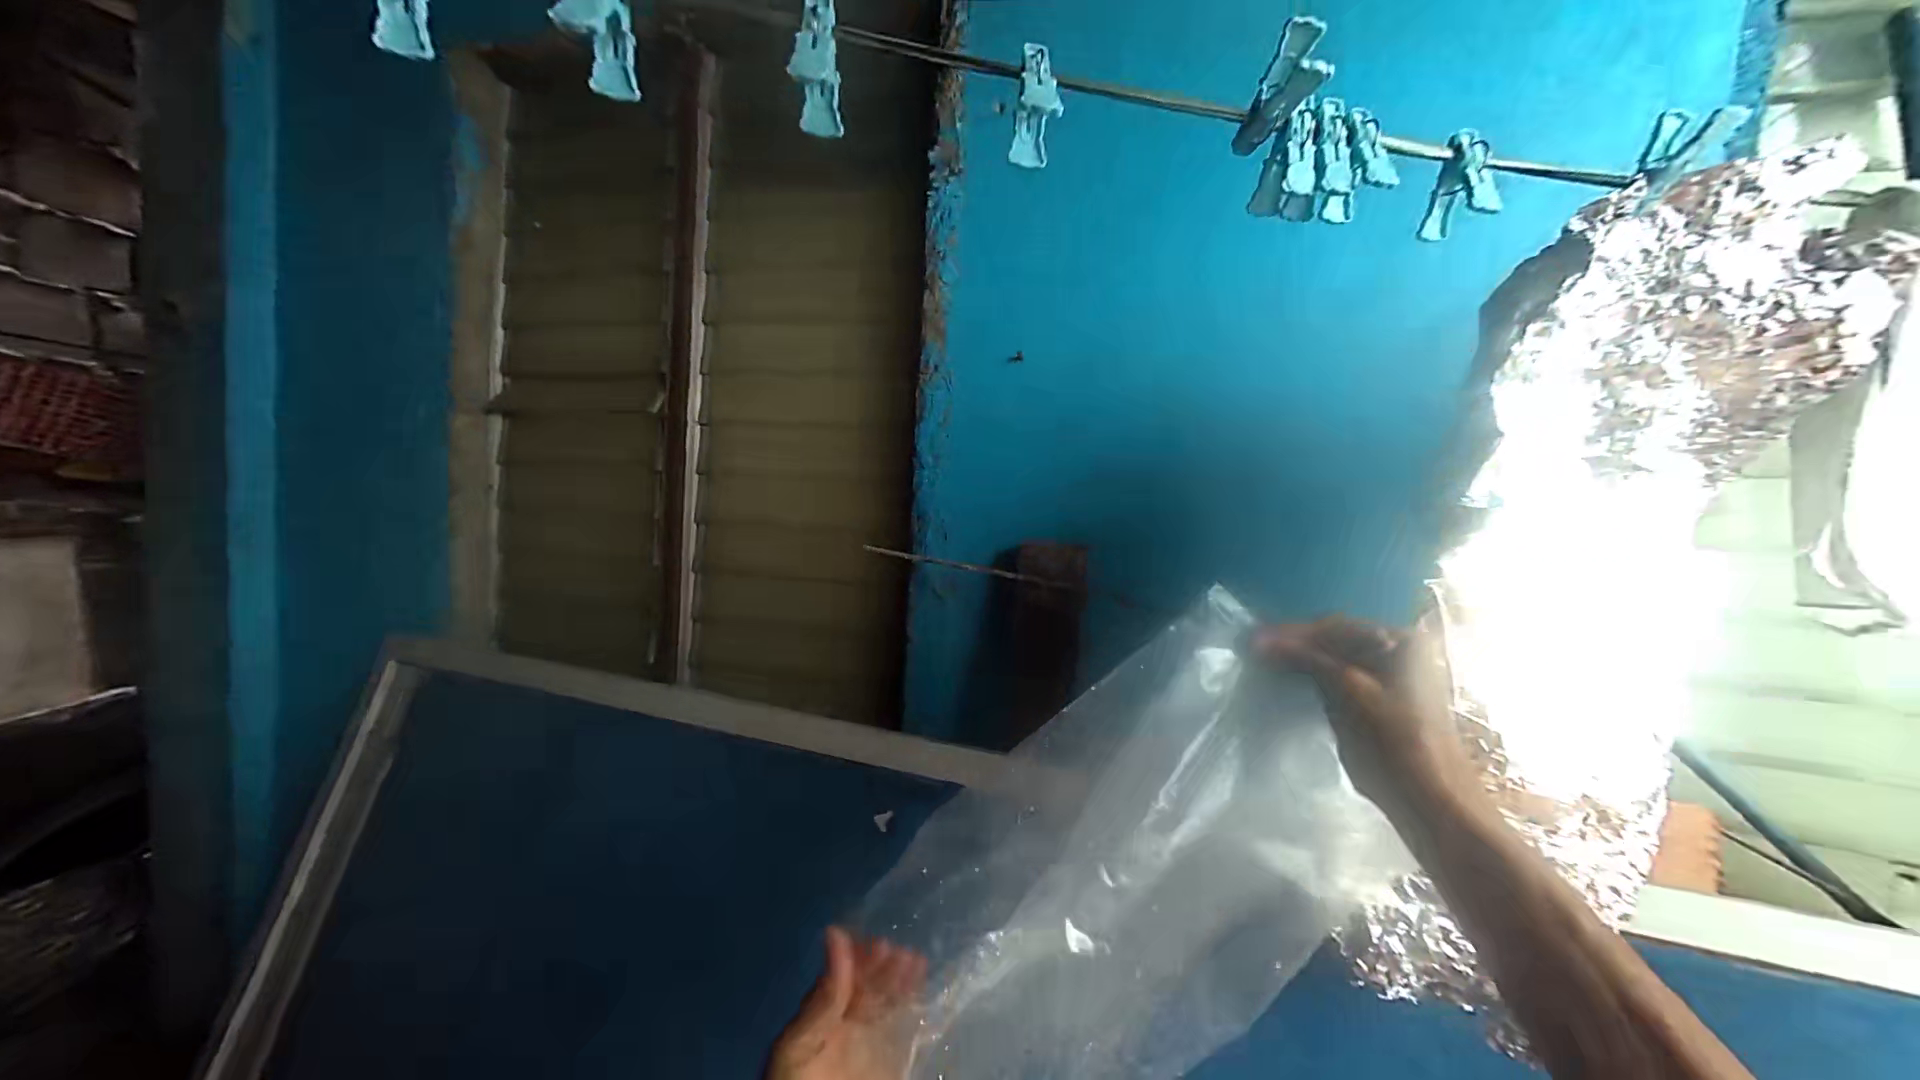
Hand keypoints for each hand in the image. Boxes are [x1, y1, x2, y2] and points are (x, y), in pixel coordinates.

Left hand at [766, 928, 926, 1079]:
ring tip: (918, 963)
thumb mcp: (799, 1043)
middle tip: (903, 953)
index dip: (863, 957)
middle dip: (888, 967)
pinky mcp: (893, 1063)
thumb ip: (822, 997)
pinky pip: (908, 1033)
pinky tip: (926, 993)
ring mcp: (873, 1042)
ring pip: (893, 1004)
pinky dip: (918, 1011)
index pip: (847, 975)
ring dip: (905, 982)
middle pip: (873, 986)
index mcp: (825, 1012)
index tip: (881, 943)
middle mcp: (851, 1022)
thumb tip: (835, 932)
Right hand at [1254, 616, 1472, 827]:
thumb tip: (1257, 639)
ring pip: (1331, 659)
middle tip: (1252, 648)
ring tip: (1261, 659)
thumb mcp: (1350, 689)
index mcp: (1402, 641)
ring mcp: (1386, 677)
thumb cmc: (1396, 739)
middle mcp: (1396, 651)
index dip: (1292, 632)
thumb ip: (1306, 659)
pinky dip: (1309, 676)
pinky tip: (1284, 677)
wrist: (1428, 798)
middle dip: (1293, 644)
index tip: (1254, 638)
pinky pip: (1335, 678)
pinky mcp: (1373, 700)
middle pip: (1333, 640)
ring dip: (1297, 659)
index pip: (1336, 627)